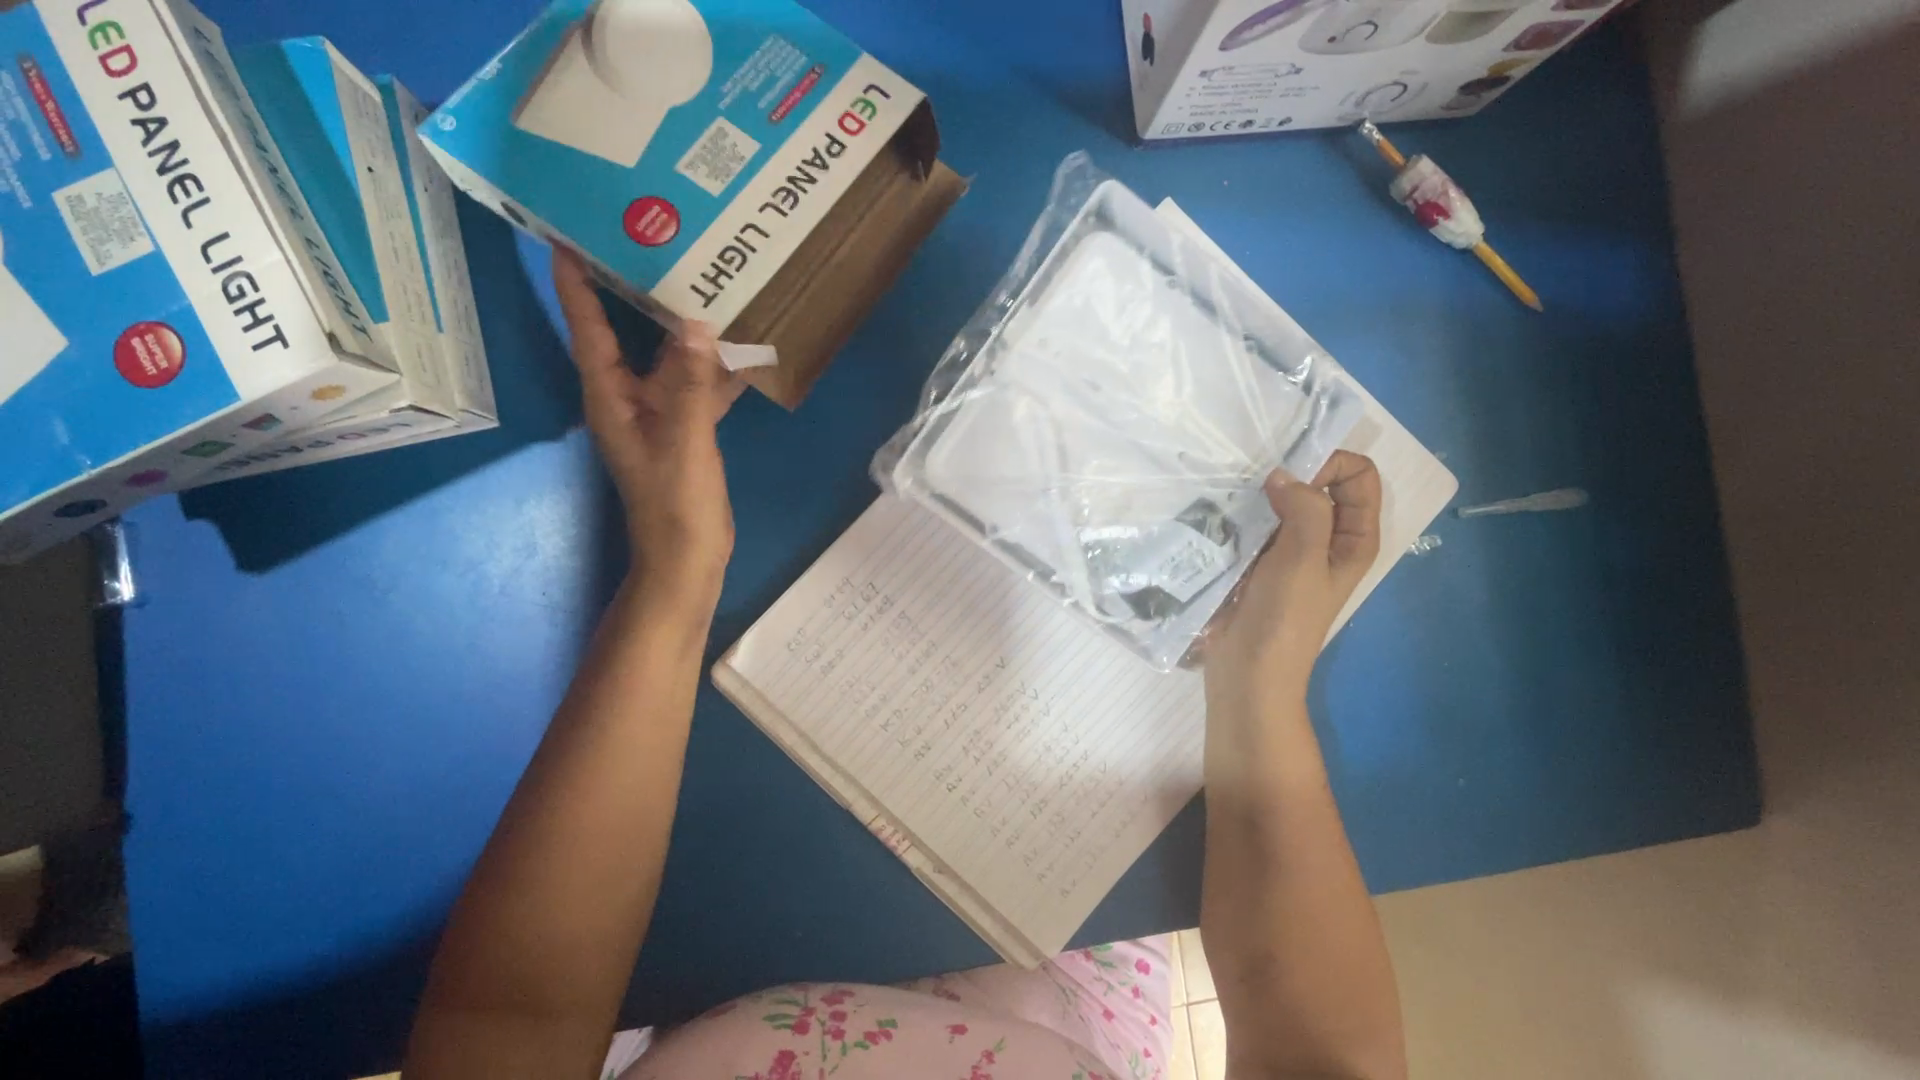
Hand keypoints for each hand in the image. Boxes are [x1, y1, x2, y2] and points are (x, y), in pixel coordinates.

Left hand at [552, 248, 745, 605]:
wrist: (688, 558)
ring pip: (669, 357)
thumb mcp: (686, 442)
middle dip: (636, 289)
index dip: (576, 282)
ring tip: (708, 278)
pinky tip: (745, 345)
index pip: (587, 327)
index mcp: (611, 396)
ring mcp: (659, 413)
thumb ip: (693, 386)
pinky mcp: (686, 428)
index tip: (571, 233)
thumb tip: (698, 324)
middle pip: (627, 331)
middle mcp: (629, 396)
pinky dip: (716, 367)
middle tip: (656, 238)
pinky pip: (698, 385)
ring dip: (685, 326)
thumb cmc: (675, 504)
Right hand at [1207, 451, 1382, 698]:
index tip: (1292, 477)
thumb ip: (1305, 509)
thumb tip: (1283, 476)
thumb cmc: (1284, 620)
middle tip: (1255, 482)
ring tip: (1232, 497)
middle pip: (1319, 484)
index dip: (1331, 464)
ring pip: (1282, 502)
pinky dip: (1239, 514)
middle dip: (1291, 473)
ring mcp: (1289, 551)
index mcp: (1354, 539)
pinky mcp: (1256, 562)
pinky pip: (1253, 524)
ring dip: (1260, 494)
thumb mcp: (1304, 560)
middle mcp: (1326, 540)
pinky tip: (1218, 516)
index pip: (1359, 476)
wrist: (1248, 674)